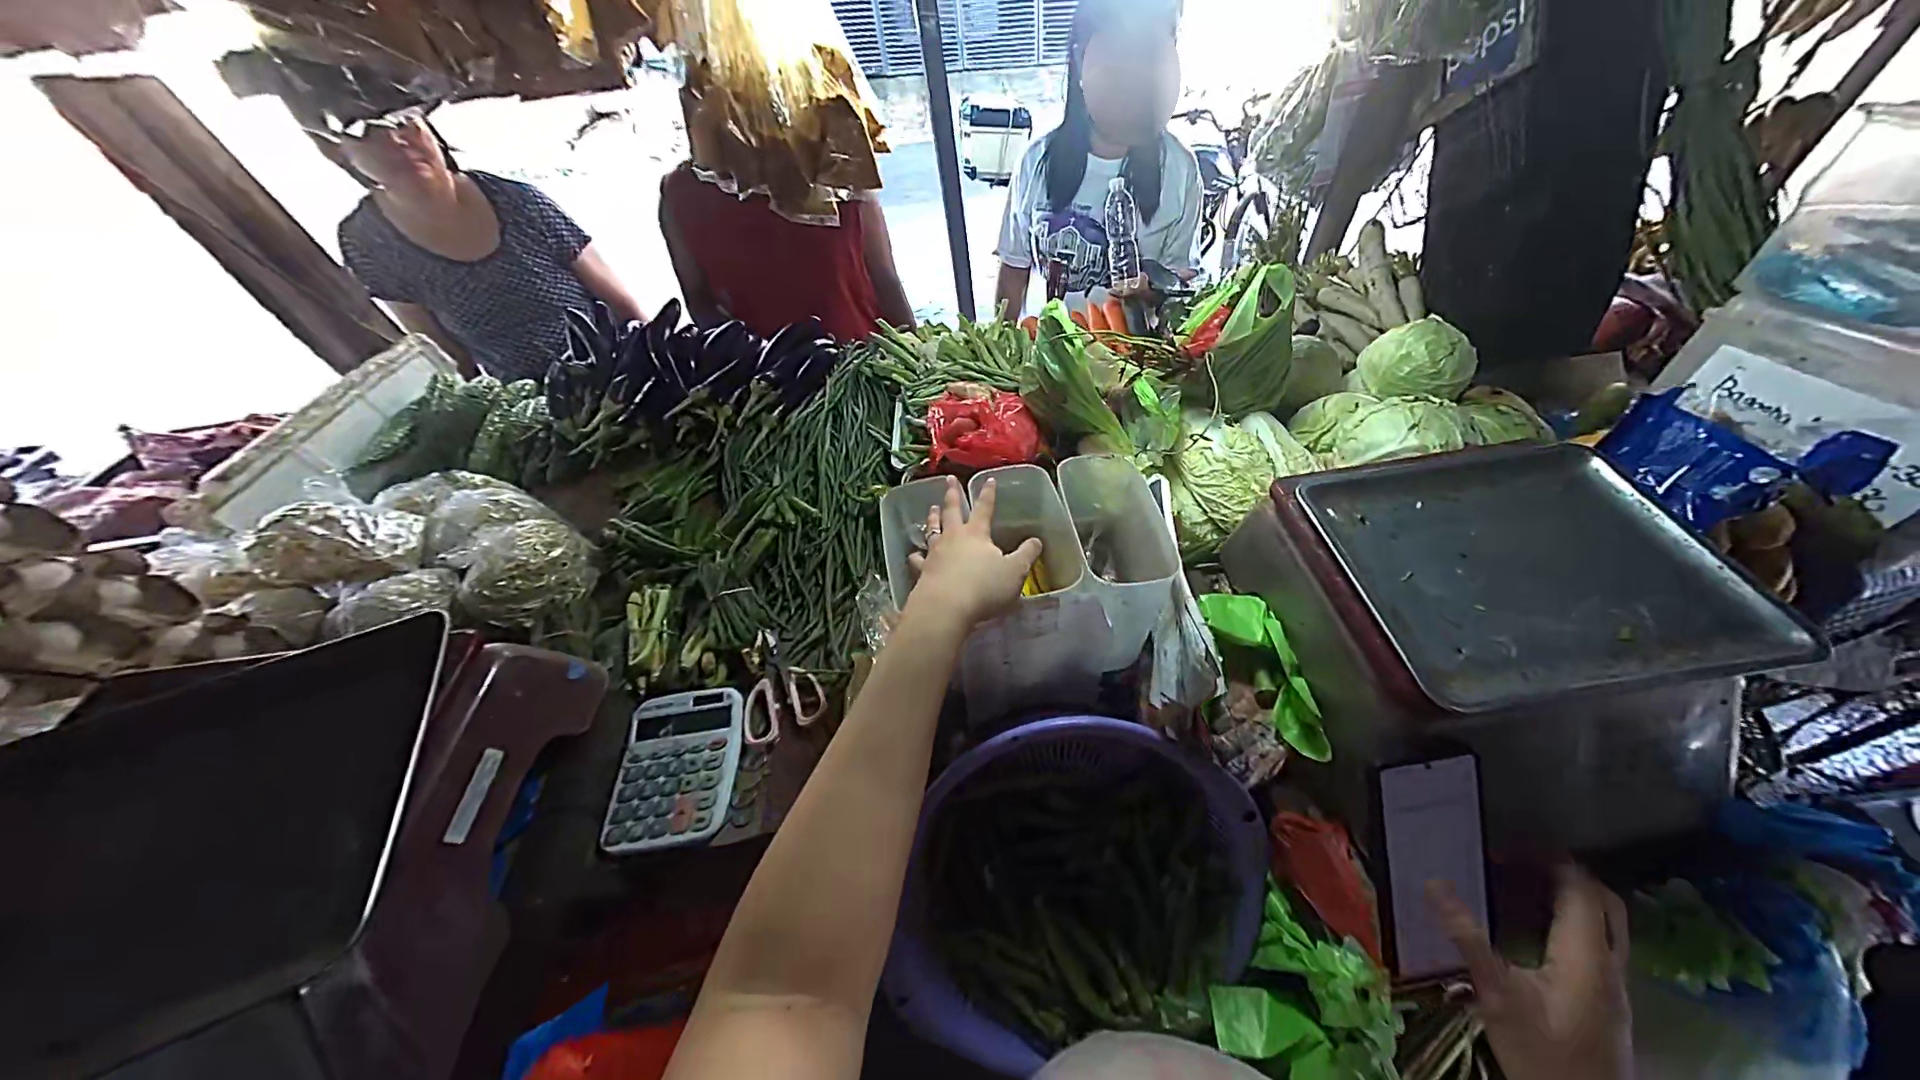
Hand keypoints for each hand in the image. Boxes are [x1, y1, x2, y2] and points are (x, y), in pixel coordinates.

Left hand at [905, 477, 1040, 629]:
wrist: (946, 607)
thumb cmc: (984, 587)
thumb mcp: (1015, 571)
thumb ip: (1026, 554)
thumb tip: (1036, 541)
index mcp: (976, 534)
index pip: (984, 508)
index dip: (988, 494)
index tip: (988, 480)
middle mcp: (953, 538)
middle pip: (952, 511)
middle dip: (952, 494)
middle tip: (948, 479)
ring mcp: (935, 553)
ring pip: (933, 530)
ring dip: (932, 518)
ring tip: (931, 508)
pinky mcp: (922, 571)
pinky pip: (918, 559)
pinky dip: (916, 555)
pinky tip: (913, 554)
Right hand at [1428, 865, 1632, 1079]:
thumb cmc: (1540, 1053)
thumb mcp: (1497, 995)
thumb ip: (1468, 938)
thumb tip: (1435, 884)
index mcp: (1587, 958)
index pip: (1583, 893)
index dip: (1556, 862)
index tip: (1517, 843)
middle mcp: (1611, 968)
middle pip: (1606, 906)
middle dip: (1570, 875)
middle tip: (1524, 857)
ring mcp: (1616, 989)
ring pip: (1607, 927)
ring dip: (1575, 898)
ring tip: (1527, 882)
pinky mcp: (1609, 1003)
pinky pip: (1601, 945)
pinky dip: (1575, 922)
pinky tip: (1540, 927)